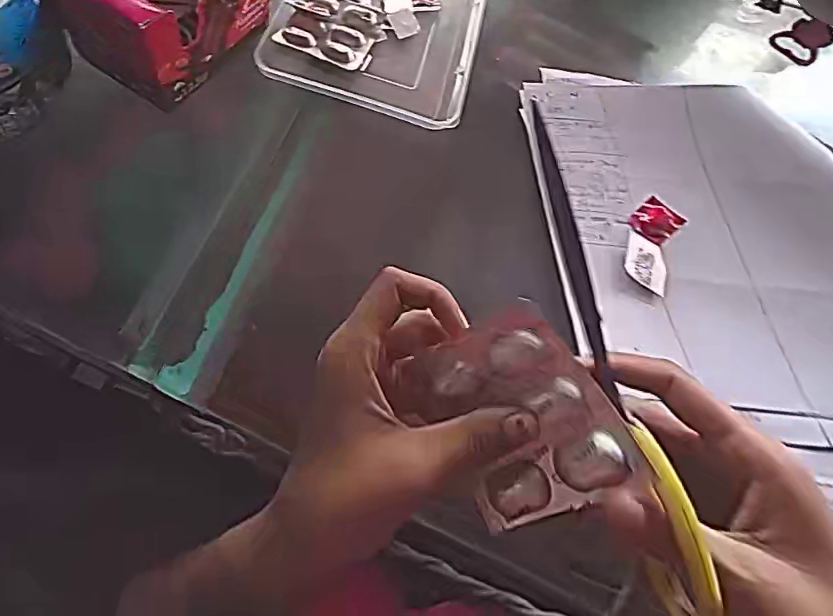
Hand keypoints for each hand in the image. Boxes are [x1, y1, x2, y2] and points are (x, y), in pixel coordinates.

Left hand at [263, 268, 540, 602]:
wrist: (305, 545)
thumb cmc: (345, 495)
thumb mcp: (416, 463)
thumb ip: (474, 438)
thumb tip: (526, 420)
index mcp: (355, 349)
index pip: (393, 287)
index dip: (434, 297)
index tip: (463, 336)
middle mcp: (358, 357)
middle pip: (413, 324)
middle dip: (454, 346)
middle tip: (492, 376)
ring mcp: (364, 384)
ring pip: (417, 359)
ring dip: (452, 377)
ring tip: (490, 403)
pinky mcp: (373, 411)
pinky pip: (413, 388)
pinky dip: (441, 400)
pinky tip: (472, 428)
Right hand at [598, 354, 832, 615]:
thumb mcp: (753, 579)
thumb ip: (679, 540)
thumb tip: (613, 501)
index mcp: (759, 460)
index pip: (681, 391)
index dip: (630, 371)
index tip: (584, 370)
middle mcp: (741, 472)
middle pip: (662, 433)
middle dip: (618, 437)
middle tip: (573, 444)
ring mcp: (730, 505)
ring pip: (661, 474)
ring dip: (629, 482)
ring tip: (592, 489)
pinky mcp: (722, 536)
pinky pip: (669, 510)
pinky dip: (643, 515)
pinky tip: (626, 529)